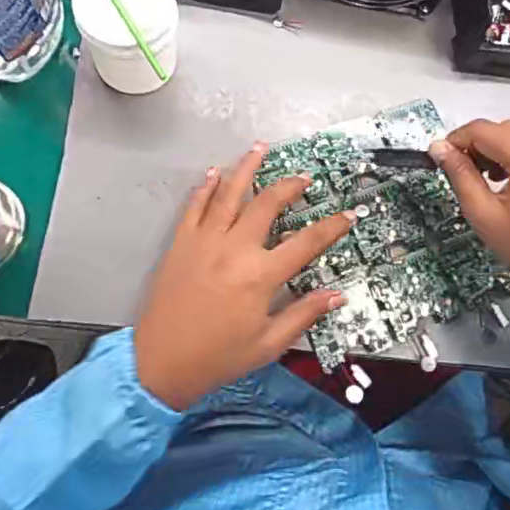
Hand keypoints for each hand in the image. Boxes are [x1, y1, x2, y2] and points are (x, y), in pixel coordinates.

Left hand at [134, 144, 355, 410]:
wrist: (161, 360)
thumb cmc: (217, 357)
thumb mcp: (268, 344)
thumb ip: (303, 315)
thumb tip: (336, 295)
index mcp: (260, 276)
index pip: (305, 243)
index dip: (331, 227)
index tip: (348, 214)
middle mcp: (233, 249)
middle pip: (267, 204)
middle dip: (289, 186)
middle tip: (303, 177)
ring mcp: (204, 241)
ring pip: (228, 194)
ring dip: (246, 168)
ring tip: (260, 148)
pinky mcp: (181, 243)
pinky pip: (194, 206)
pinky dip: (205, 187)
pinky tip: (214, 172)